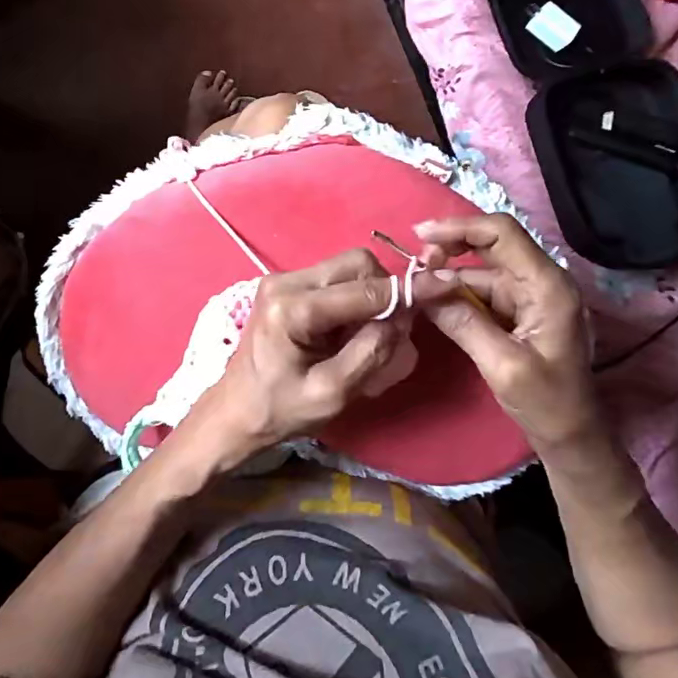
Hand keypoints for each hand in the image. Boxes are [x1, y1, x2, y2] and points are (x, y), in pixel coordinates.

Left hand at [172, 248, 406, 473]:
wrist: (233, 413)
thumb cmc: (278, 411)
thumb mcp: (331, 393)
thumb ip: (370, 352)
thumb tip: (402, 318)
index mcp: (292, 308)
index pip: (364, 288)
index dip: (407, 290)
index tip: (445, 285)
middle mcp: (285, 281)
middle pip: (357, 264)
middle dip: (384, 292)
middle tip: (391, 332)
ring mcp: (283, 280)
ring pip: (348, 268)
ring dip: (369, 296)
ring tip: (367, 337)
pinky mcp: (286, 286)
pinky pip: (335, 280)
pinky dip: (353, 300)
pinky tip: (348, 333)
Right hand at [412, 214, 598, 449]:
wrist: (572, 436)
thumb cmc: (547, 403)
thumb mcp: (502, 365)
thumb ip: (464, 323)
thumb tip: (424, 289)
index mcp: (547, 286)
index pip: (502, 234)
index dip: (460, 227)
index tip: (420, 235)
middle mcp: (541, 281)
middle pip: (492, 245)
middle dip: (451, 248)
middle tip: (415, 265)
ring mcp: (529, 296)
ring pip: (483, 270)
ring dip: (450, 274)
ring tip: (417, 287)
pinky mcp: (519, 312)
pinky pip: (483, 292)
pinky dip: (457, 293)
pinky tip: (434, 301)